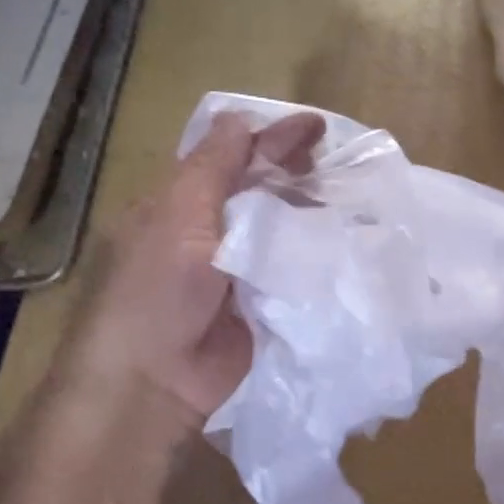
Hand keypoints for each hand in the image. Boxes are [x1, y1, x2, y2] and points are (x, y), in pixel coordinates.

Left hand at [64, 111, 324, 430]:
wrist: (153, 381)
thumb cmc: (155, 293)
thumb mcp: (178, 219)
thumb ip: (213, 170)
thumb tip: (241, 121)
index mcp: (179, 204)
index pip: (229, 156)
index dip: (270, 137)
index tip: (317, 126)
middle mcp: (209, 232)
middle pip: (258, 189)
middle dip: (294, 169)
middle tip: (335, 160)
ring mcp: (238, 270)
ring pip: (279, 227)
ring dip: (310, 207)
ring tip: (349, 193)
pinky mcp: (262, 303)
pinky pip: (293, 269)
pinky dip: (317, 252)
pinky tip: (346, 239)